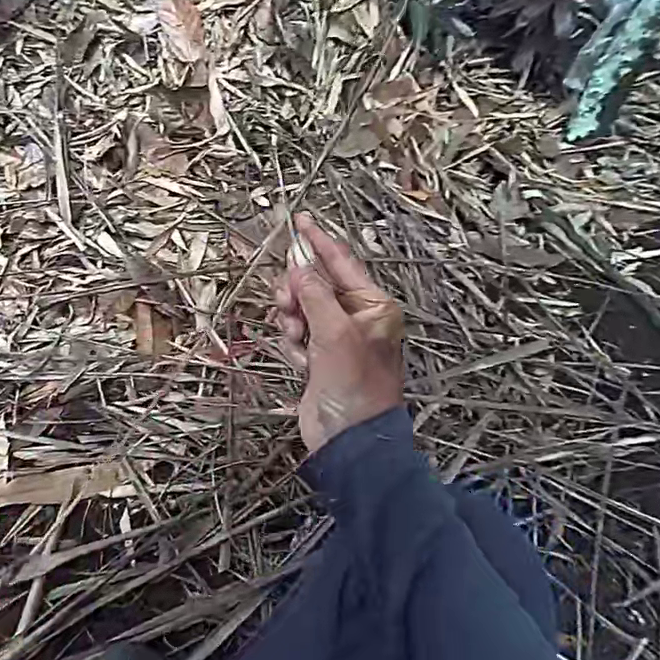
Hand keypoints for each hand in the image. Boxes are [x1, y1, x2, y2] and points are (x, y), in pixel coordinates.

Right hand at [273, 212, 404, 452]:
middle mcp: (356, 318)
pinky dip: (294, 345)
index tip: (300, 221)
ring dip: (293, 322)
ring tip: (299, 339)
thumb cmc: (356, 388)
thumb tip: (299, 269)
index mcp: (372, 306)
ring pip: (300, 308)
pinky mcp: (319, 357)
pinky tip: (304, 363)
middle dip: (297, 292)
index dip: (318, 241)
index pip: (341, 262)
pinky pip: (296, 334)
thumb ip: (314, 295)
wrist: (347, 439)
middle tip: (287, 302)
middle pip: (315, 284)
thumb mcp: (335, 333)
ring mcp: (336, 338)